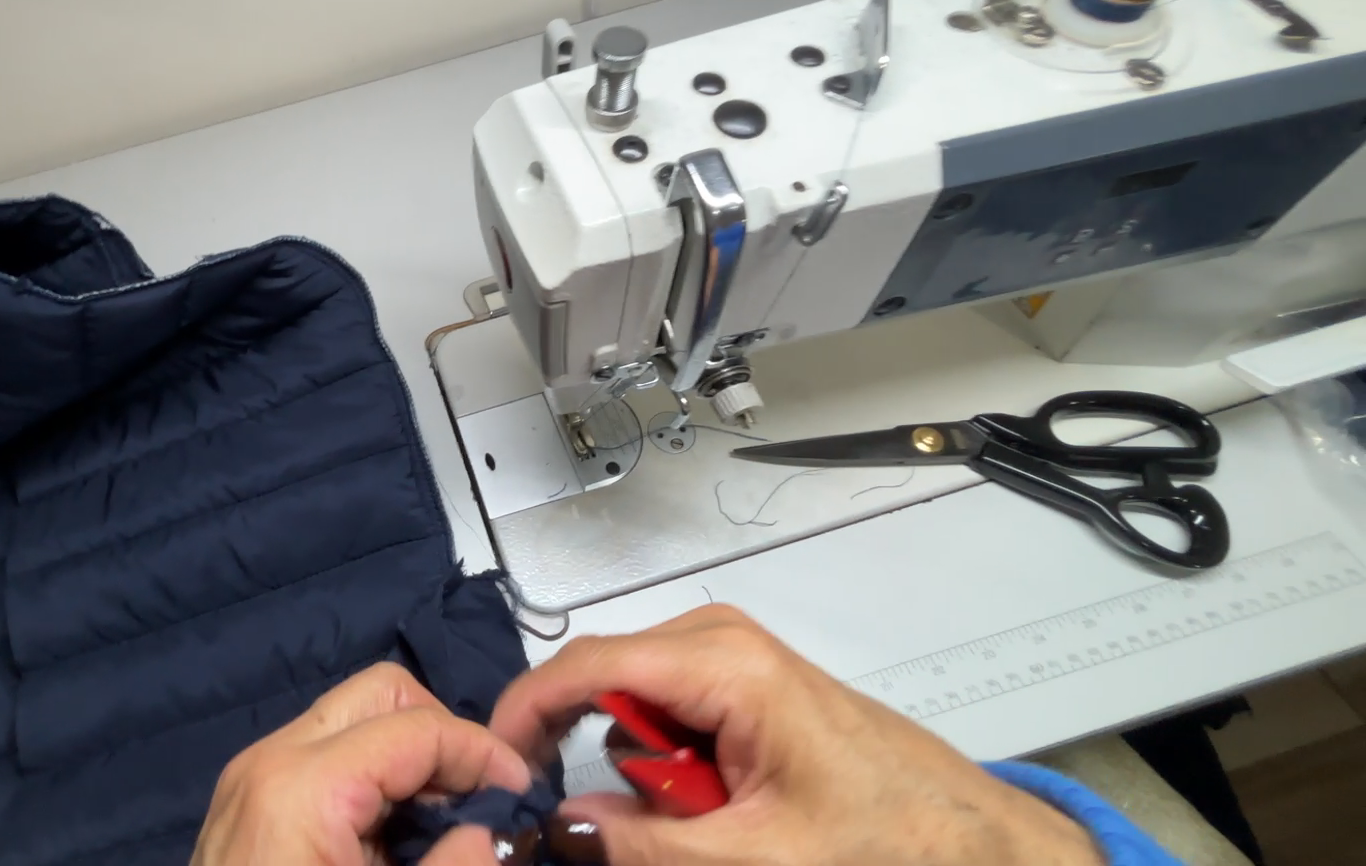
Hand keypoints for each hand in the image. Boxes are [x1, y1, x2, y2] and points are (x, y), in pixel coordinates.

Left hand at [191, 662, 531, 865]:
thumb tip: (494, 829)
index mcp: (302, 784)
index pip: (416, 727)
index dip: (481, 751)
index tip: (523, 792)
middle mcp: (273, 756)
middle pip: (381, 691)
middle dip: (441, 732)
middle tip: (478, 795)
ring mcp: (255, 772)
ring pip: (355, 713)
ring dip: (410, 750)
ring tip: (443, 816)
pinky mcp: (250, 796)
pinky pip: (329, 748)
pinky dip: (374, 770)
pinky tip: (394, 831)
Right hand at [490, 606, 1103, 865]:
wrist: (984, 843)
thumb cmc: (888, 842)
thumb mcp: (761, 860)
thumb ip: (649, 845)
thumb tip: (561, 827)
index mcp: (720, 661)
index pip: (590, 665)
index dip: (530, 705)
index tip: (495, 757)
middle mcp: (714, 635)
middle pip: (607, 678)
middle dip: (600, 751)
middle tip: (622, 821)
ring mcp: (727, 648)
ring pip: (633, 696)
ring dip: (641, 762)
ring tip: (705, 818)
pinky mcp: (737, 672)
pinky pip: (666, 704)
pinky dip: (667, 755)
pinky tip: (714, 796)